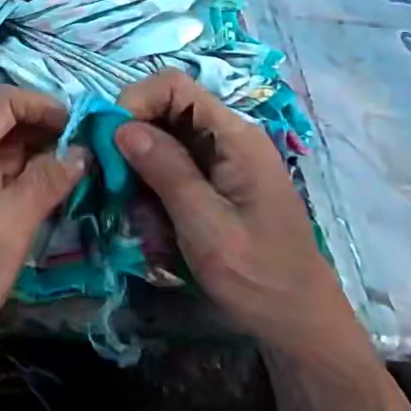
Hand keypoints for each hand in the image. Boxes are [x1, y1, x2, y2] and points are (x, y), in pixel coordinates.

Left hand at [0, 86, 86, 410]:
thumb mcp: (7, 226)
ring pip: (15, 154)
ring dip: (50, 155)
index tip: (86, 126)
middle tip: (98, 149)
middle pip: (11, 125)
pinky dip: (41, 180)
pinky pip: (14, 182)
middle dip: (52, 129)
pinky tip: (69, 191)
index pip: (4, 102)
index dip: (44, 105)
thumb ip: (44, 182)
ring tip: (93, 168)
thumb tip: (83, 149)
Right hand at [115, 70, 363, 357]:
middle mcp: (228, 136)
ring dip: (137, 163)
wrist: (300, 324)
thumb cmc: (258, 277)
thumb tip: (122, 127)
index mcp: (235, 137)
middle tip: (113, 178)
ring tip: (132, 204)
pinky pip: (170, 161)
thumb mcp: (207, 227)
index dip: (135, 101)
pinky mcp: (214, 178)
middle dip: (131, 136)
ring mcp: (222, 157)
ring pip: (161, 134)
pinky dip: (149, 180)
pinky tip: (149, 215)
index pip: (173, 86)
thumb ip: (167, 171)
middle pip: (164, 107)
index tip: (110, 141)